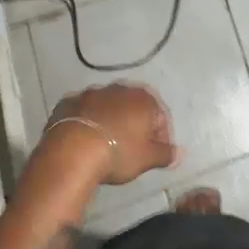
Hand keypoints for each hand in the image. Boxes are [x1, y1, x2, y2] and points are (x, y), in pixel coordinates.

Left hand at [45, 83, 177, 185]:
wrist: (72, 152)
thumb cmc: (117, 153)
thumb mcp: (147, 159)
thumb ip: (165, 154)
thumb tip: (180, 153)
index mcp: (144, 99)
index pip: (161, 117)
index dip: (161, 137)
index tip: (156, 154)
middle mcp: (120, 89)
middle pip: (133, 107)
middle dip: (135, 124)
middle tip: (131, 148)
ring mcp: (92, 93)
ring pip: (107, 106)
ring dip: (110, 120)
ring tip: (105, 144)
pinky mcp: (68, 102)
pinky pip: (83, 111)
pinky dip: (86, 121)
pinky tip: (83, 139)